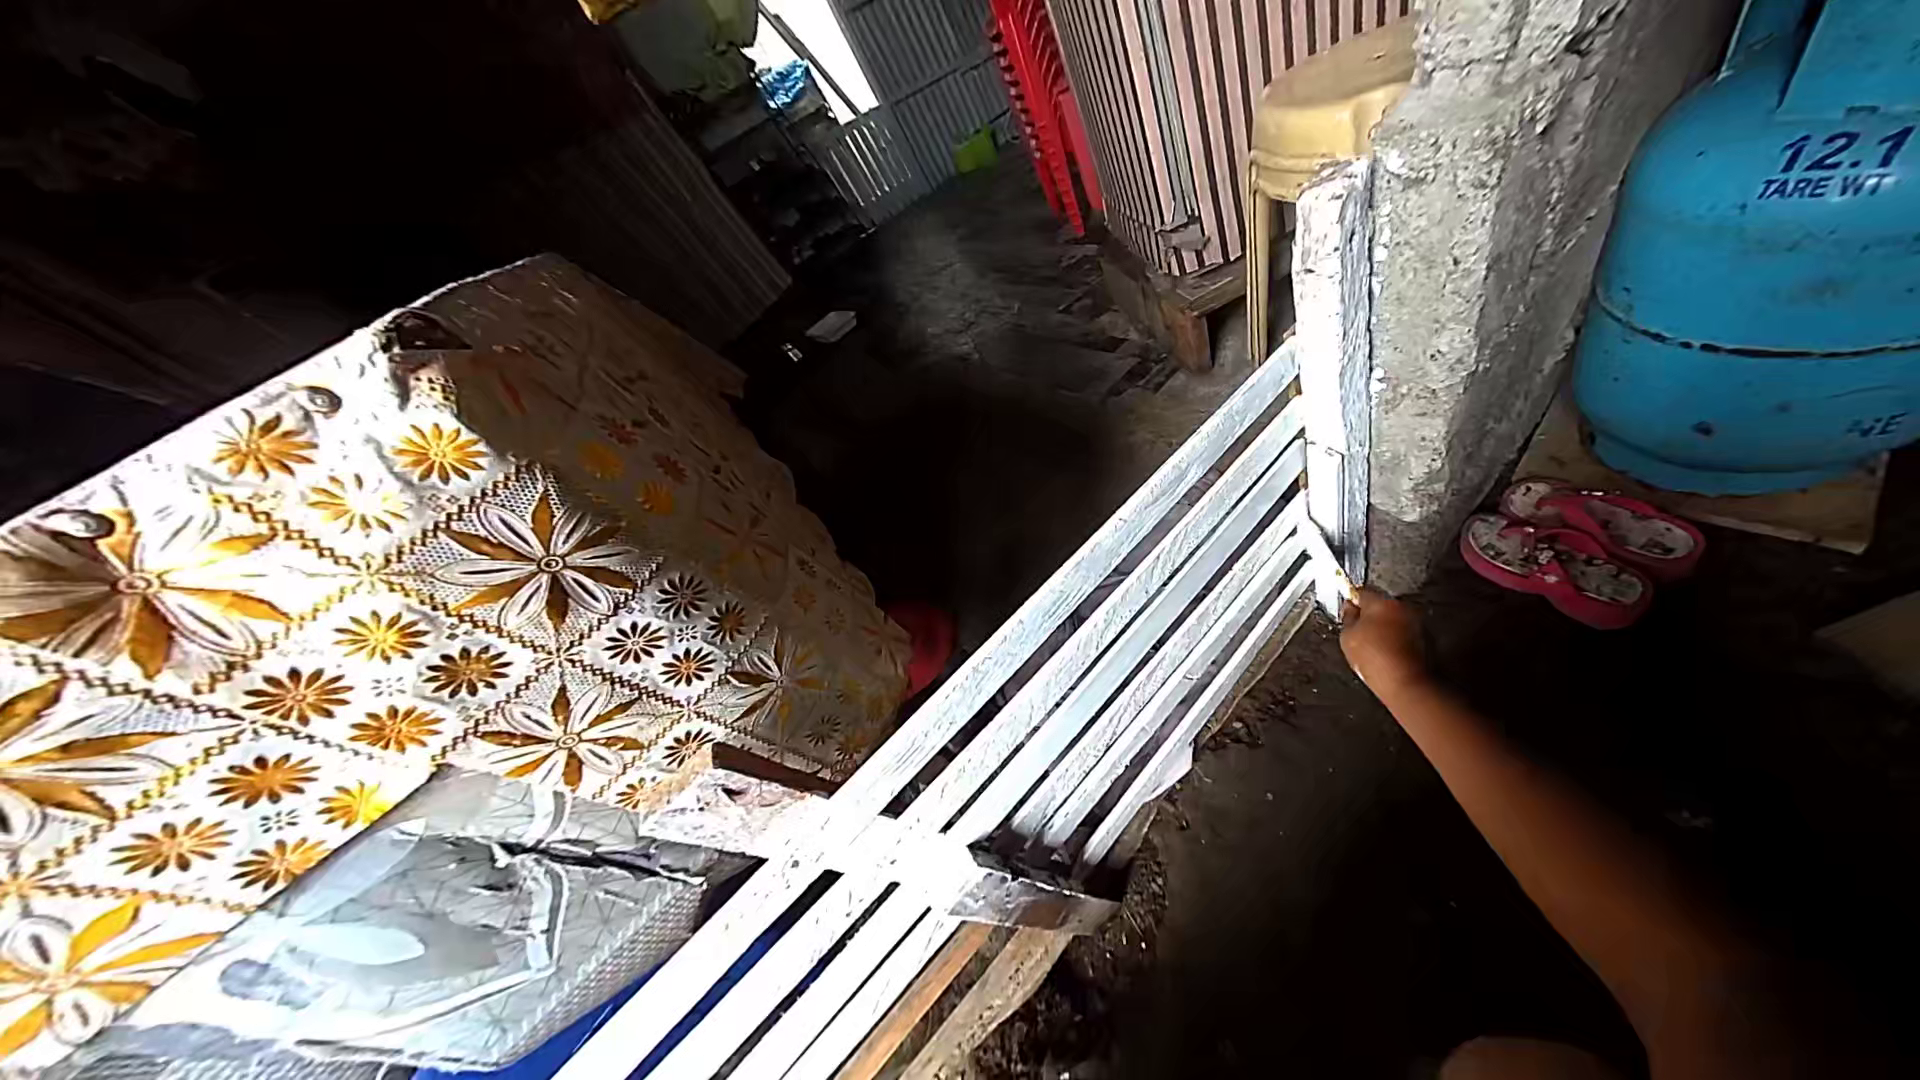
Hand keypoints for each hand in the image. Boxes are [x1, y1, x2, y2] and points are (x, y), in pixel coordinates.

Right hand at [1340, 587, 1427, 694]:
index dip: (1351, 600)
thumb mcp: (1347, 636)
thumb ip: (1347, 617)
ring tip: (1372, 643)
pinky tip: (1386, 651)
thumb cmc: (1373, 658)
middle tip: (1357, 630)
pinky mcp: (1426, 638)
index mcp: (1381, 602)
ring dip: (1384, 625)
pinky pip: (1404, 631)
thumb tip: (1350, 609)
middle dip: (1370, 613)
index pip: (1361, 592)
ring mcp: (1417, 622)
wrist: (1405, 682)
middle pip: (1380, 604)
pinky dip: (1396, 637)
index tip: (1346, 610)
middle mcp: (1403, 607)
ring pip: (1394, 617)